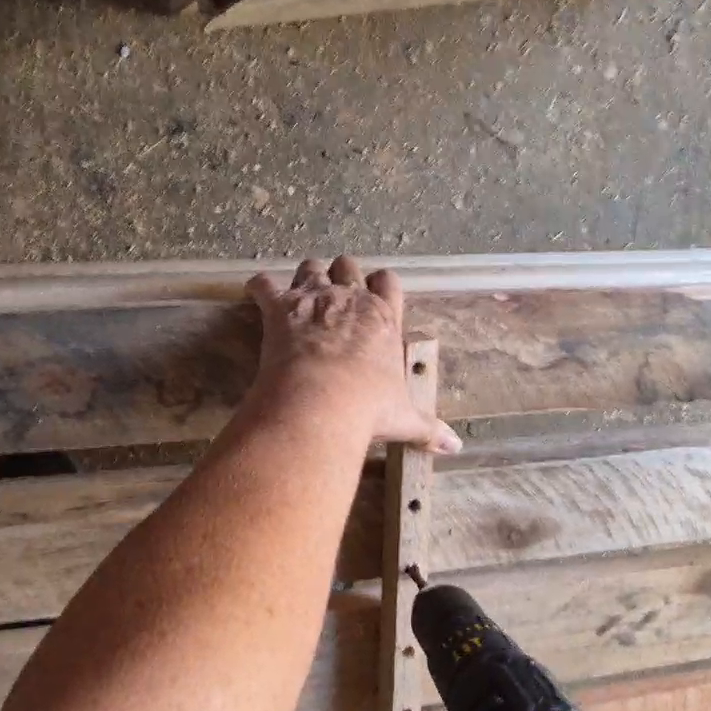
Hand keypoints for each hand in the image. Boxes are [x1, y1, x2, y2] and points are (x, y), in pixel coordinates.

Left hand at [245, 256, 461, 453]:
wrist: (321, 400)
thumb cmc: (368, 408)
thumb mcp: (404, 418)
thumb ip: (429, 427)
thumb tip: (455, 446)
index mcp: (383, 317)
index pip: (389, 282)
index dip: (380, 284)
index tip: (374, 293)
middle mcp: (350, 298)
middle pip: (348, 265)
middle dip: (342, 273)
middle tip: (336, 291)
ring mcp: (313, 298)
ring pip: (310, 267)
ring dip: (306, 276)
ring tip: (300, 290)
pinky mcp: (279, 307)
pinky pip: (264, 284)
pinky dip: (259, 286)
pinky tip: (255, 291)